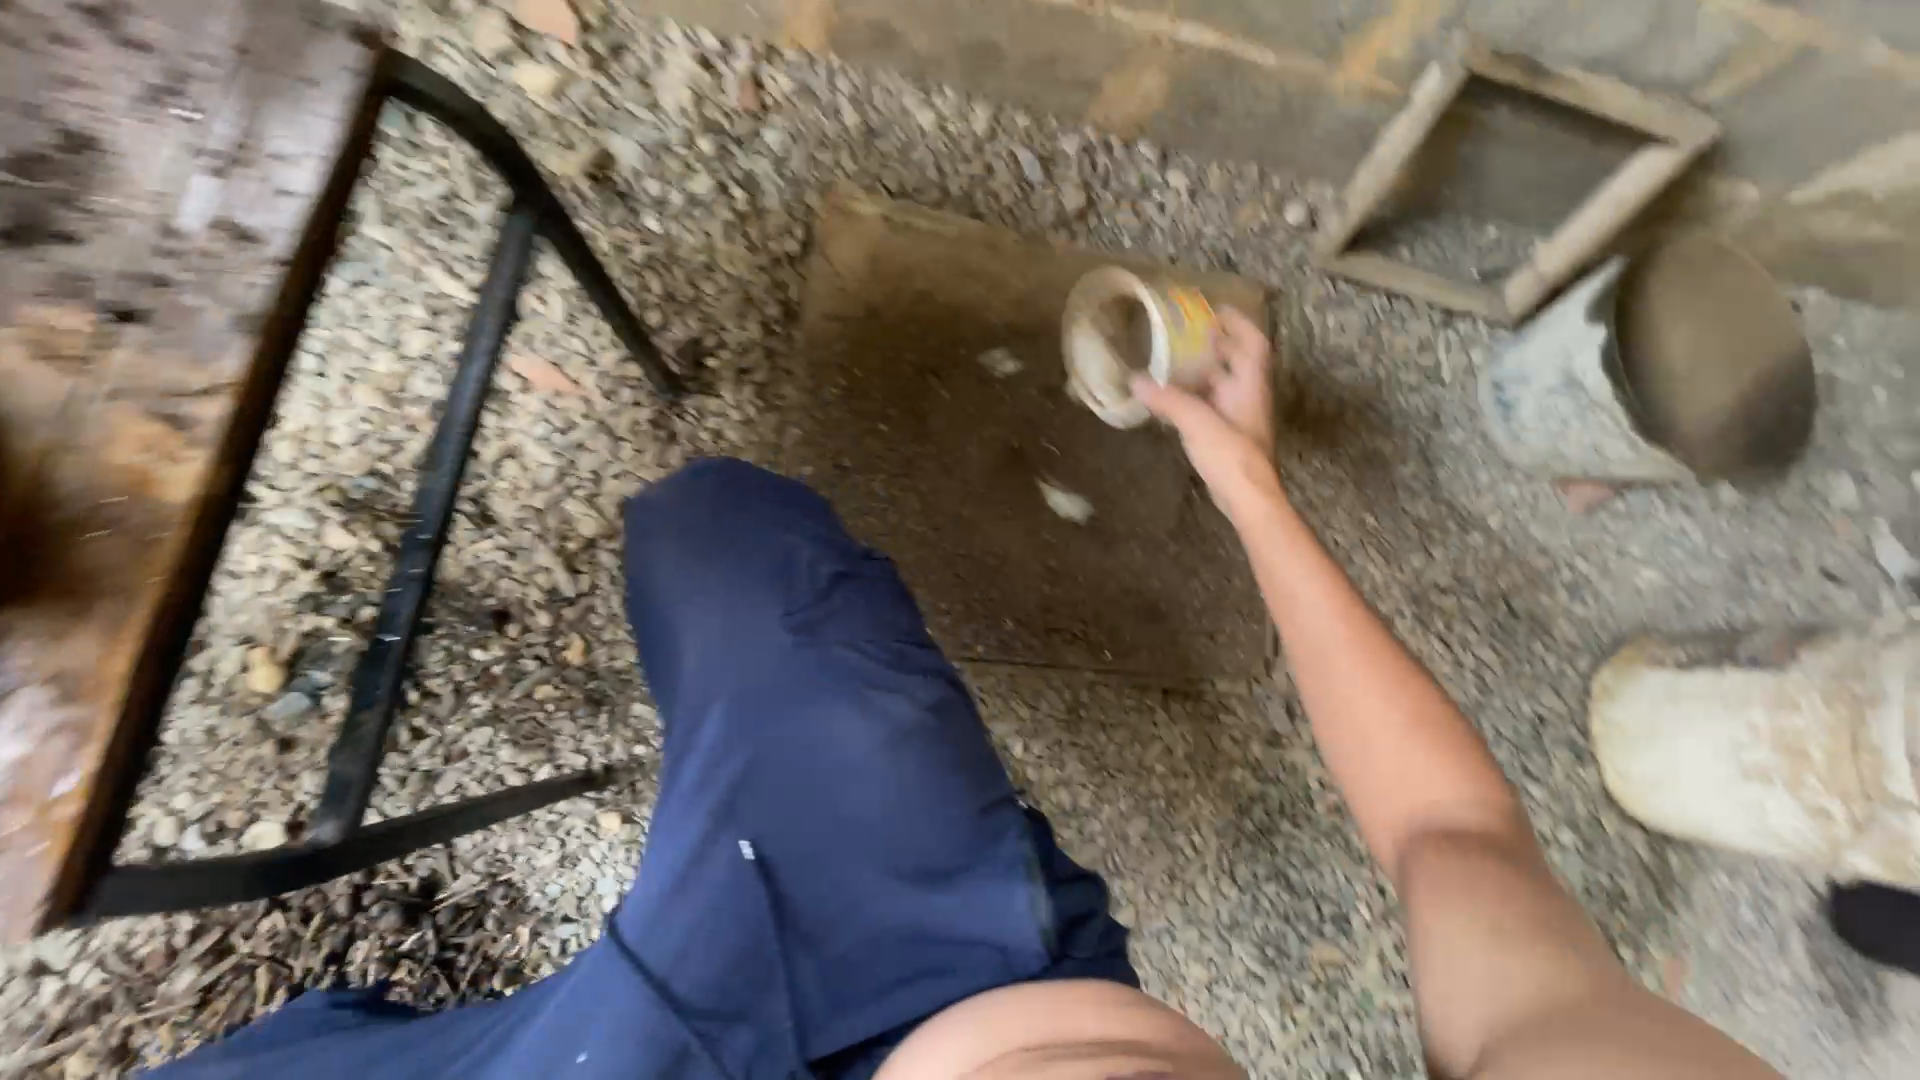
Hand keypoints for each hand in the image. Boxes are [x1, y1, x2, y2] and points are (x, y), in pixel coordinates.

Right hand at [1130, 305, 1280, 514]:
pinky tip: (1175, 401)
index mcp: (1250, 386)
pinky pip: (1213, 408)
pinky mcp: (1229, 439)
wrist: (1247, 498)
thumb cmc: (1231, 455)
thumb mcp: (1197, 421)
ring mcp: (1240, 419)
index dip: (1238, 323)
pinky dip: (1196, 398)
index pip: (1253, 343)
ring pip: (1224, 387)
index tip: (1217, 310)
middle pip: (1238, 363)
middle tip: (1190, 335)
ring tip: (1175, 364)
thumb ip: (1167, 399)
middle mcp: (1249, 398)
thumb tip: (1135, 381)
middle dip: (1218, 347)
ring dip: (1205, 373)